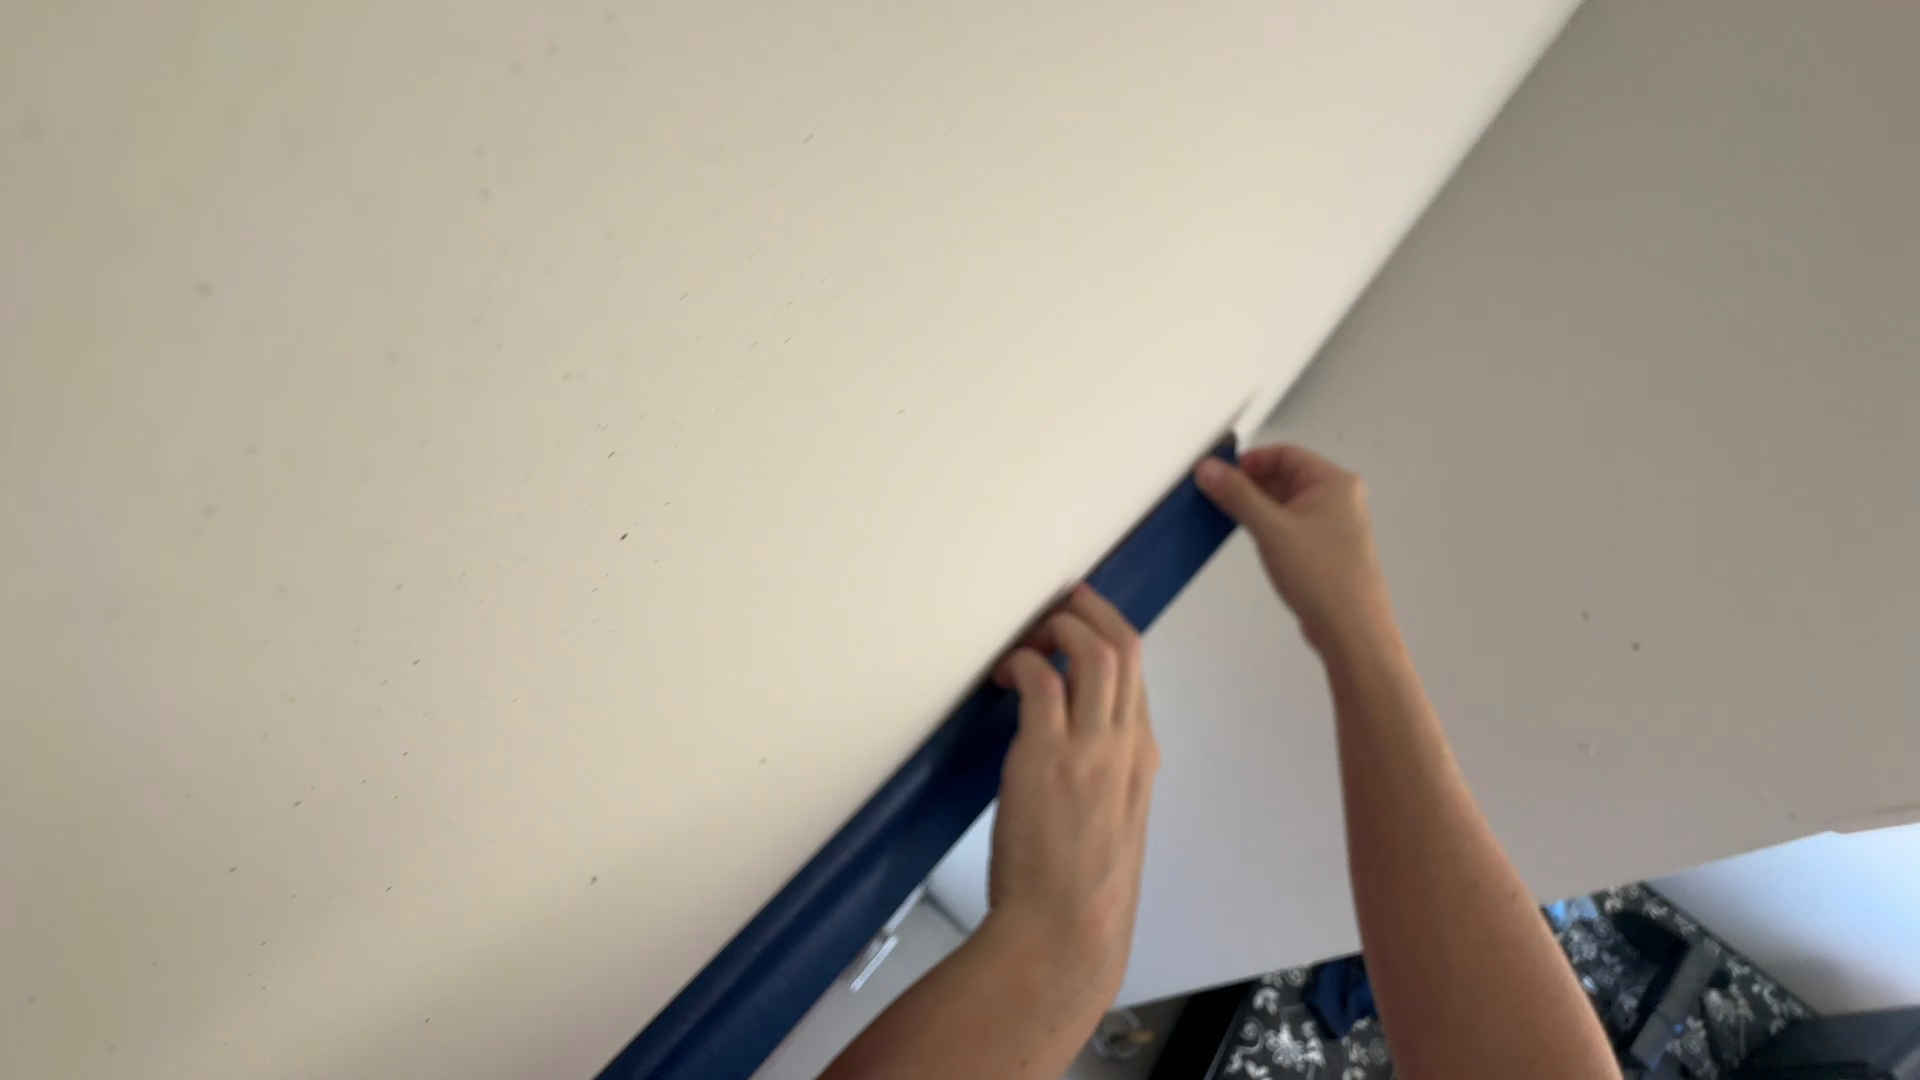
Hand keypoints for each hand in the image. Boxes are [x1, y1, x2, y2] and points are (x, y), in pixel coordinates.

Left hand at [985, 584, 1157, 999]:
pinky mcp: (1047, 757)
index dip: (1106, 634)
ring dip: (1058, 628)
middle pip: (1125, 646)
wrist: (1066, 933)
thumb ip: (1104, 766)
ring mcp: (1091, 749)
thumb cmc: (1084, 882)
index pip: (1136, 671)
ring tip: (1028, 636)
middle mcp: (1126, 743)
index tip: (1077, 623)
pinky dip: (1022, 663)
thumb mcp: (1115, 815)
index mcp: (1143, 754)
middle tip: (1058, 604)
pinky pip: (1041, 681)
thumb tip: (1075, 732)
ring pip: (1093, 653)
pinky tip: (1003, 674)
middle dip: (1091, 611)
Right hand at [1195, 444, 1393, 653]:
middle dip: (1248, 484)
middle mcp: (1336, 497)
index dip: (1249, 461)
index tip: (1218, 477)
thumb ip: (1237, 495)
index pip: (1284, 453)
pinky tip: (1247, 537)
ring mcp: (1330, 524)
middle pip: (1283, 476)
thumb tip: (1207, 467)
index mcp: (1333, 482)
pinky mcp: (1322, 547)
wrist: (1351, 629)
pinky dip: (1265, 524)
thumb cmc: (1319, 573)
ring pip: (1283, 501)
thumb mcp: (1272, 529)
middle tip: (1215, 497)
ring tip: (1225, 517)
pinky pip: (1287, 523)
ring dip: (1254, 505)